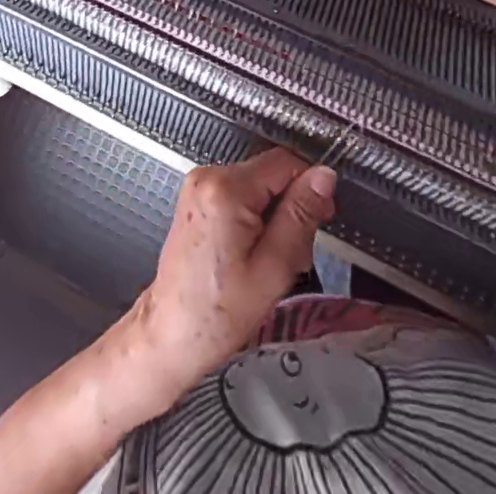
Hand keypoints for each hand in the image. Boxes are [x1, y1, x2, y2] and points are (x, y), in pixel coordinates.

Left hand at [131, 149, 337, 392]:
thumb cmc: (222, 310)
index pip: (286, 161)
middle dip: (292, 206)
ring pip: (259, 185)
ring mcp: (198, 185)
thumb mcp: (275, 265)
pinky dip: (256, 218)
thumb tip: (325, 174)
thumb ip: (301, 213)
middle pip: (271, 173)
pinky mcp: (196, 199)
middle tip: (297, 252)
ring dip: (276, 215)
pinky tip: (256, 252)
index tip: (322, 219)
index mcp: (226, 187)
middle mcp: (208, 175)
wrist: (170, 335)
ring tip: (275, 259)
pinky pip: (241, 195)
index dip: (311, 186)